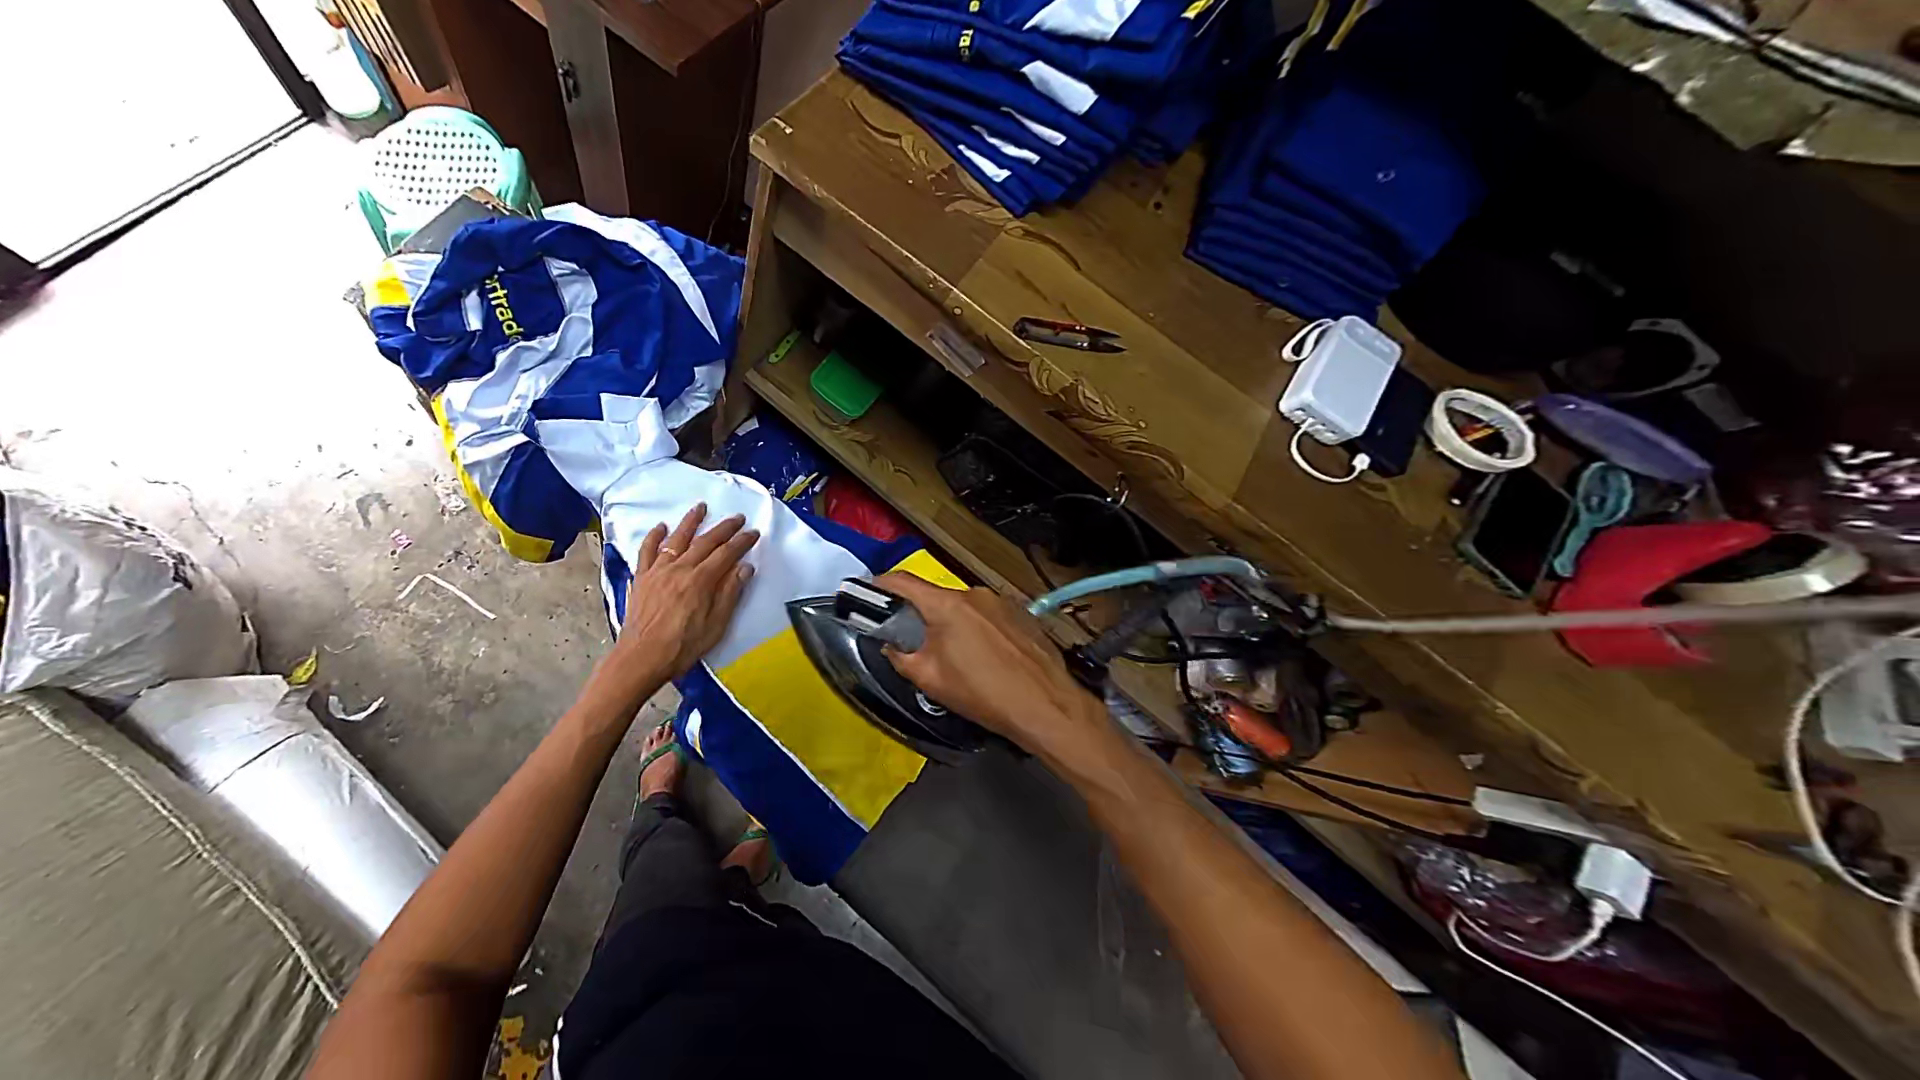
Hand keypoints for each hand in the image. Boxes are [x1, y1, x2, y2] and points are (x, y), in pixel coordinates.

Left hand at [614, 503, 758, 681]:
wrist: (641, 658)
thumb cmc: (681, 647)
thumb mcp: (716, 625)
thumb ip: (730, 593)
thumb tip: (744, 568)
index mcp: (700, 581)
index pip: (726, 554)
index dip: (742, 542)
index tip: (753, 533)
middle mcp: (679, 569)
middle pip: (705, 541)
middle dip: (724, 528)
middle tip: (737, 518)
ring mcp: (658, 571)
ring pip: (677, 539)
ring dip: (690, 521)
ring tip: (700, 507)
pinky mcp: (642, 578)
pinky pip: (648, 551)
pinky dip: (655, 537)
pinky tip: (661, 527)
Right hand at [874, 573, 1101, 757]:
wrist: (1044, 706)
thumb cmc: (987, 695)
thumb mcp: (930, 680)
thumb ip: (901, 656)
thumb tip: (892, 645)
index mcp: (948, 605)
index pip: (903, 581)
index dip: (880, 584)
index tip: (870, 591)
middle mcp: (976, 595)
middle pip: (935, 597)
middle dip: (922, 617)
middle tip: (916, 644)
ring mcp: (1001, 602)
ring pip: (963, 608)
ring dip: (953, 626)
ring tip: (958, 659)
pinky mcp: (1020, 614)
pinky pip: (987, 616)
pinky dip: (978, 631)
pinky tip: (985, 659)